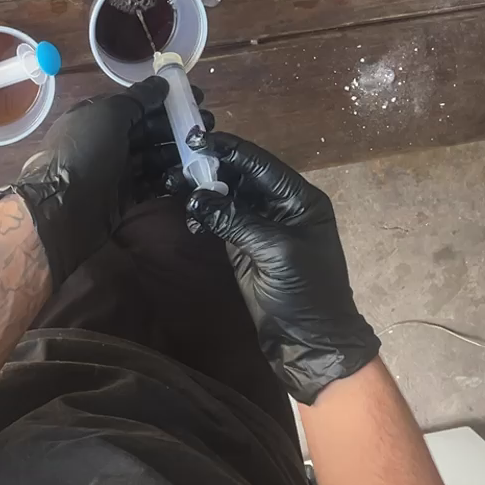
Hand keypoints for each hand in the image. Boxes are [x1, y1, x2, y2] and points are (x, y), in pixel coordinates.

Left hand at [0, 77, 207, 281]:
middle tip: (209, 127)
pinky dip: (170, 178)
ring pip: (153, 157)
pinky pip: (152, 183)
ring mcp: (115, 170)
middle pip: (149, 130)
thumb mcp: (109, 115)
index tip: (197, 99)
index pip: (138, 103)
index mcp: (99, 116)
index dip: (167, 99)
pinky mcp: (123, 198)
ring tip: (206, 151)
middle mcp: (107, 141)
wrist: (61, 210)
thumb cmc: (84, 153)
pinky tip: (191, 175)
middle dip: (178, 126)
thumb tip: (162, 83)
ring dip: (178, 153)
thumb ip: (137, 98)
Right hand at [174, 130, 379, 403]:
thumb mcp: (275, 251)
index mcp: (298, 198)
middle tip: (175, 162)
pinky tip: (189, 215)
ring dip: (203, 190)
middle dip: (210, 168)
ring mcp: (262, 226)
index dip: (228, 149)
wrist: (311, 344)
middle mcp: (280, 205)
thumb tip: (197, 197)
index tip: (194, 140)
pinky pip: (221, 219)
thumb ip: (236, 220)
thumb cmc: (306, 294)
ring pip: (228, 196)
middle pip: (240, 175)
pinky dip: (204, 214)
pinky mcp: (245, 246)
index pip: (258, 163)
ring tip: (173, 184)